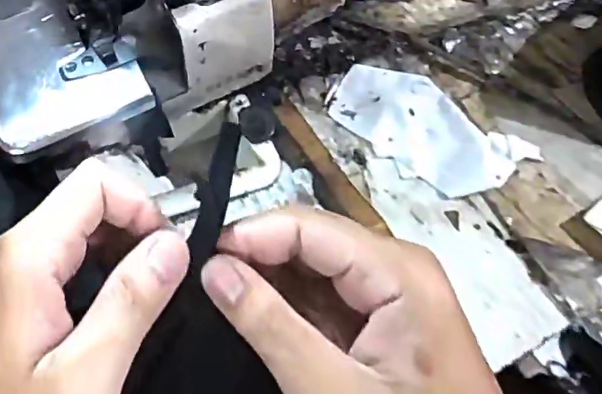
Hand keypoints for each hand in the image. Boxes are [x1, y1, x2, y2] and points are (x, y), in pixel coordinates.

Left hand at [0, 160, 189, 393]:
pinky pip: (65, 258)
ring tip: (154, 291)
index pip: (94, 181)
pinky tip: (121, 305)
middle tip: (170, 274)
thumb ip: (129, 303)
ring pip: (78, 228)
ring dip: (121, 247)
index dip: (140, 204)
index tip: (172, 250)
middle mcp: (16, 247)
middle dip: (134, 224)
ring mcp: (12, 272)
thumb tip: (174, 242)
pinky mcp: (14, 298)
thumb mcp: (82, 377)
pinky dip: (101, 268)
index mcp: (28, 251)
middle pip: (86, 199)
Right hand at [199, 207, 497, 393]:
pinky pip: (326, 295)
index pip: (306, 224)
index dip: (251, 234)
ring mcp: (394, 292)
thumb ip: (271, 325)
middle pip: (309, 239)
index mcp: (399, 270)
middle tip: (207, 278)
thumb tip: (212, 268)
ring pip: (313, 265)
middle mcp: (398, 266)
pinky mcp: (386, 319)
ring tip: (223, 294)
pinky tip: (259, 313)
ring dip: (269, 279)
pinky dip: (290, 304)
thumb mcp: (336, 393)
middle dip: (258, 256)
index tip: (203, 256)